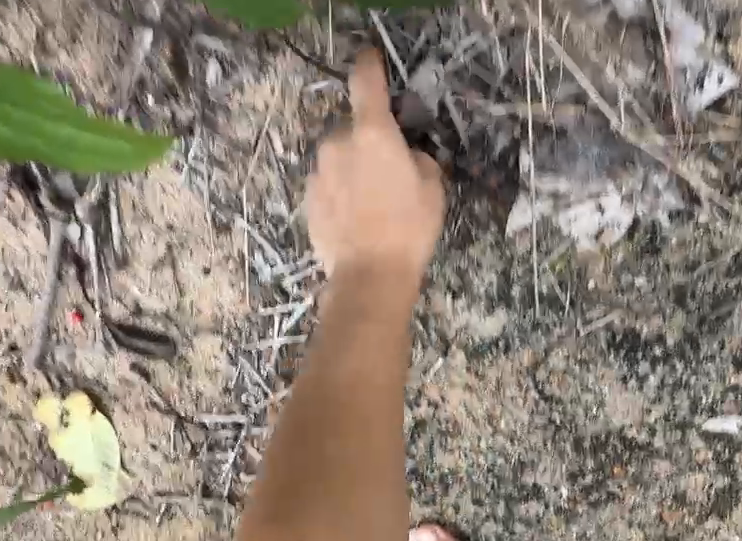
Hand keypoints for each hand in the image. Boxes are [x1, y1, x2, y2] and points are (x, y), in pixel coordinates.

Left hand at [303, 50, 445, 281]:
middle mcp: (338, 143)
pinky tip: (357, 224)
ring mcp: (318, 172)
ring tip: (373, 208)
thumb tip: (410, 157)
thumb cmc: (409, 230)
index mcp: (372, 133)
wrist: (370, 276)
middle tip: (390, 178)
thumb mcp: (434, 191)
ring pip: (340, 161)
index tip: (372, 62)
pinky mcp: (308, 200)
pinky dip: (341, 198)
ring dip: (354, 173)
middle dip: (369, 147)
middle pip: (354, 132)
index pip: (366, 82)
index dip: (370, 67)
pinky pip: (329, 188)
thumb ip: (420, 162)